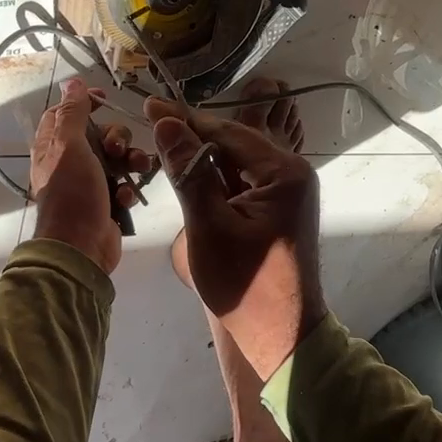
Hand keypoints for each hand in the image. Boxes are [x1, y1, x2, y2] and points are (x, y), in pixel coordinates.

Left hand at [30, 78, 152, 274]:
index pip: (65, 113)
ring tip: (135, 169)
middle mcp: (69, 162)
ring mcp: (89, 184)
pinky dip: (127, 188)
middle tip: (118, 149)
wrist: (81, 247)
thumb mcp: (70, 146)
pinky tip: (126, 197)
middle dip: (116, 137)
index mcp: (53, 147)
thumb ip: (73, 113)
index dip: (84, 103)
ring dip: (129, 161)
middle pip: (99, 134)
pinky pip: (123, 184)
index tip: (105, 100)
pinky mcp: (106, 202)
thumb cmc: (72, 193)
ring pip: (116, 159)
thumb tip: (72, 82)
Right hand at [145, 97, 323, 379]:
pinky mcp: (276, 209)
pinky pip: (240, 182)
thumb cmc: (245, 286)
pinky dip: (213, 178)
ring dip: (200, 155)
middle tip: (150, 117)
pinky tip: (186, 170)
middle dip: (192, 134)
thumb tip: (167, 123)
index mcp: (285, 173)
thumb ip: (189, 172)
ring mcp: (286, 192)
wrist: (281, 338)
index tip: (150, 103)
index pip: (228, 133)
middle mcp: (292, 174)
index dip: (185, 119)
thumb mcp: (209, 227)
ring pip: (235, 163)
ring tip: (161, 139)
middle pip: (233, 144)